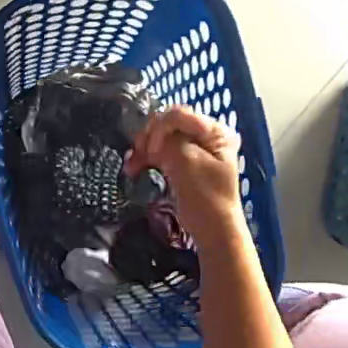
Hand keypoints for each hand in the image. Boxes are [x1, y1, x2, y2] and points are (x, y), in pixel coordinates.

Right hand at [128, 106, 243, 241]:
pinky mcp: (182, 164)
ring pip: (161, 139)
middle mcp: (206, 136)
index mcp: (216, 131)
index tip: (153, 152)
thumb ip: (170, 143)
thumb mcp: (188, 165)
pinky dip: (147, 159)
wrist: (213, 232)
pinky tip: (133, 167)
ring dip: (144, 150)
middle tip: (139, 156)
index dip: (160, 129)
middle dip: (149, 138)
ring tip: (132, 167)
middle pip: (168, 125)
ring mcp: (194, 150)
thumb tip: (154, 137)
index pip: (179, 115)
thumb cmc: (206, 199)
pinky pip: (160, 153)